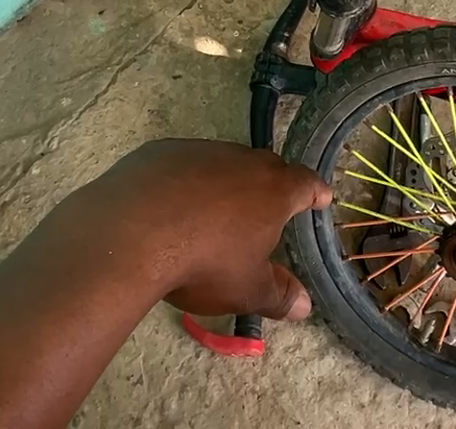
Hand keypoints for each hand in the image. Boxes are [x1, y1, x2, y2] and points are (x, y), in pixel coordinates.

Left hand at [53, 139, 331, 320]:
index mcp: (273, 189)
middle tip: (270, 206)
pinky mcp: (164, 150)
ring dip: (227, 181)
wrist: (133, 230)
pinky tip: (173, 203)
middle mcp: (243, 160)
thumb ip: (278, 294)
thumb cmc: (204, 261)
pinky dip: (188, 180)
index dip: (315, 192)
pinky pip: (186, 163)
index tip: (321, 197)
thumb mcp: (246, 289)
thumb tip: (304, 305)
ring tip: (218, 209)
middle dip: (272, 185)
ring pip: (225, 162)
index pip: (305, 183)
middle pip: (266, 167)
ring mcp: (202, 150)